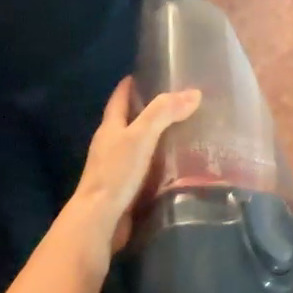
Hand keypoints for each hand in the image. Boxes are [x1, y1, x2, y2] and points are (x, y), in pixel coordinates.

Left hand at [71, 77, 200, 253]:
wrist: (100, 220)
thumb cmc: (116, 173)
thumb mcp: (140, 136)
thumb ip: (163, 113)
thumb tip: (193, 93)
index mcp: (109, 128)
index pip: (119, 99)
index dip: (130, 85)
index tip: (146, 73)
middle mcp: (110, 146)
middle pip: (129, 123)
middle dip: (149, 112)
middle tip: (178, 104)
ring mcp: (117, 170)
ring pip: (139, 149)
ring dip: (157, 141)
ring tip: (186, 133)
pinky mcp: (126, 191)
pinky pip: (146, 172)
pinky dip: (160, 166)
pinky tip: (178, 167)